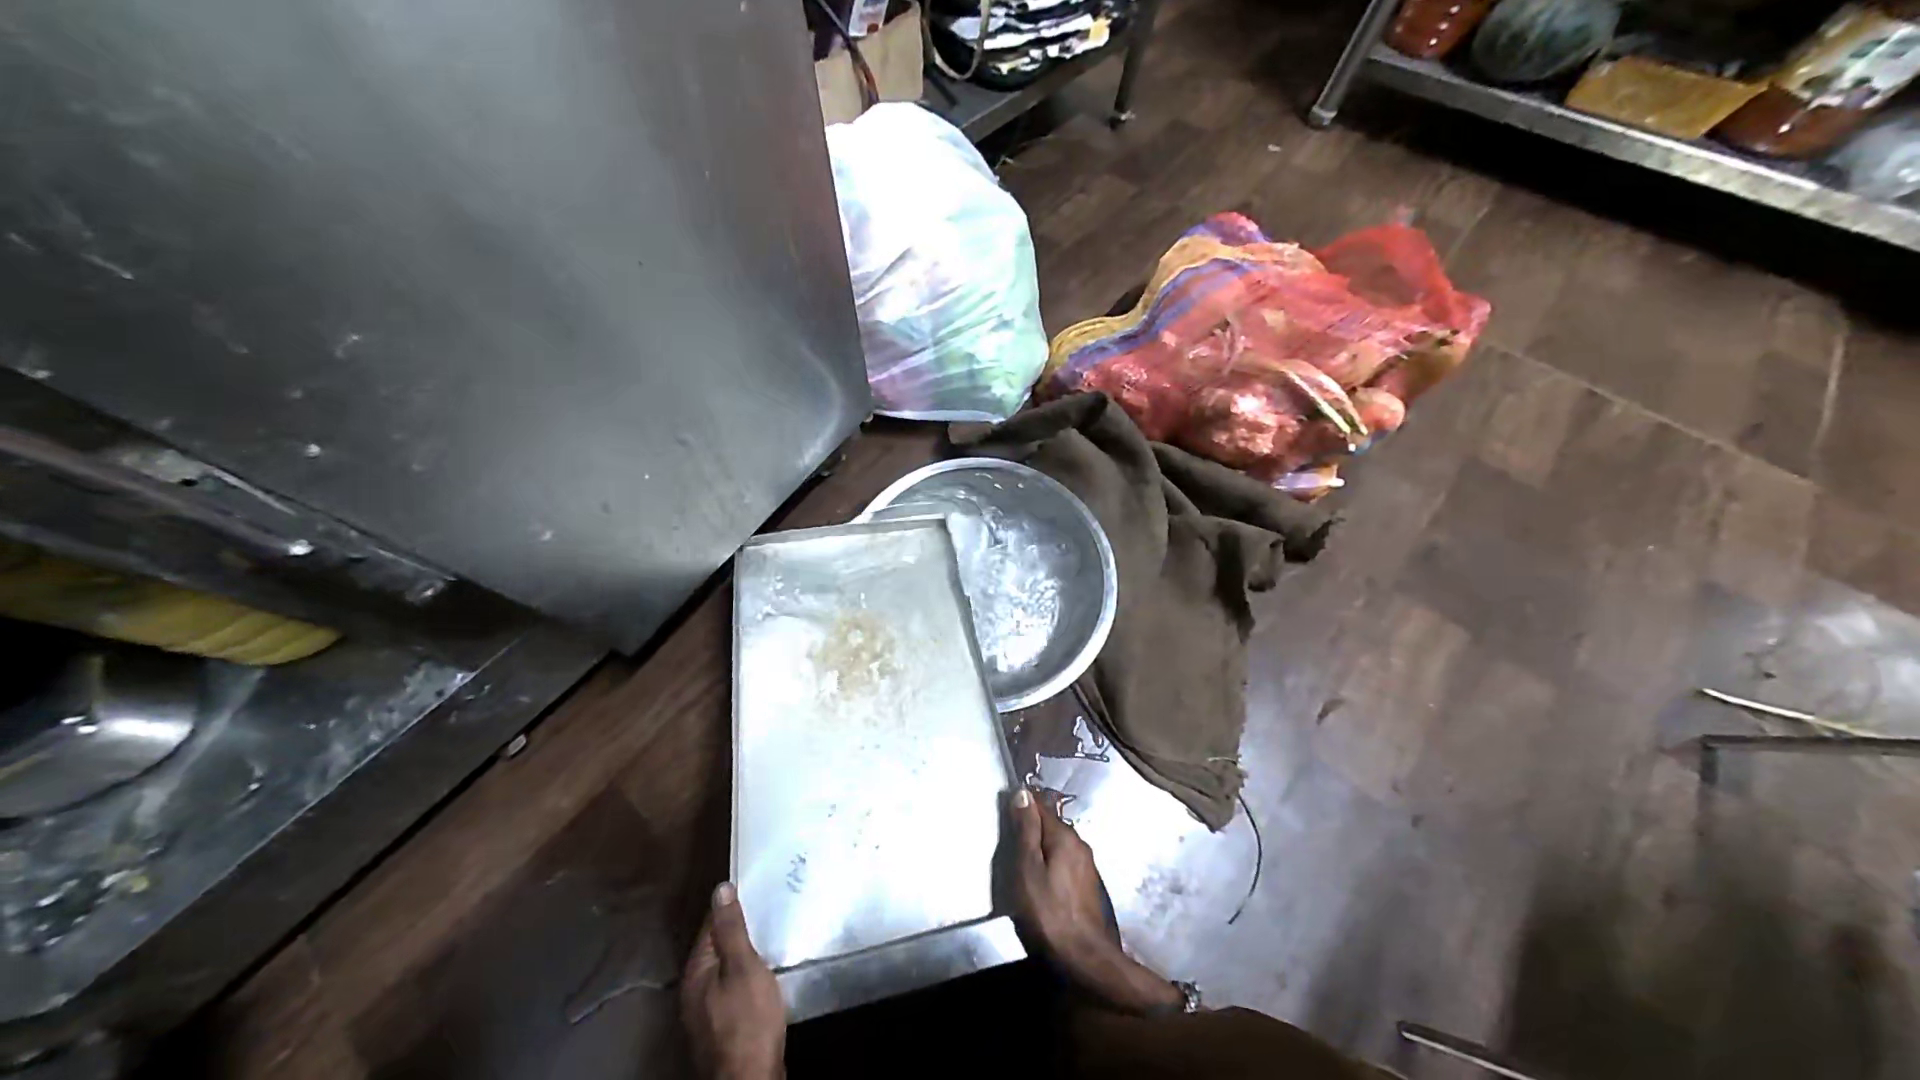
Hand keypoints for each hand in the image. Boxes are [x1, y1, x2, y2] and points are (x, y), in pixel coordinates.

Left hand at [680, 882, 785, 1079]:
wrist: (750, 1079)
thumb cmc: (747, 1019)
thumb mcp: (743, 967)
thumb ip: (731, 929)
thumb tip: (720, 889)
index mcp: (696, 970)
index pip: (711, 925)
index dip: (731, 906)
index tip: (755, 888)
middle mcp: (695, 989)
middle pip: (718, 947)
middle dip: (740, 928)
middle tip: (768, 907)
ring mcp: (707, 1011)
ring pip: (727, 968)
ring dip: (745, 952)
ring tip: (771, 934)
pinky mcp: (724, 1026)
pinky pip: (735, 988)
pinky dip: (749, 974)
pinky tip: (766, 971)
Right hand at [1008, 788, 1185, 1014]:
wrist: (1084, 959)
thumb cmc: (1048, 912)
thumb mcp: (1028, 868)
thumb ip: (1026, 830)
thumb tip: (1023, 793)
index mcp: (1065, 836)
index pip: (1041, 805)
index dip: (1022, 804)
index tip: (1003, 808)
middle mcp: (1080, 845)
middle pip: (1050, 826)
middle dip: (1031, 827)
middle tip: (1007, 840)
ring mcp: (1086, 867)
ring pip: (1057, 846)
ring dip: (1040, 848)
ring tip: (1020, 862)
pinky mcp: (1087, 887)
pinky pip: (1063, 863)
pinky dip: (1049, 864)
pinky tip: (1039, 881)